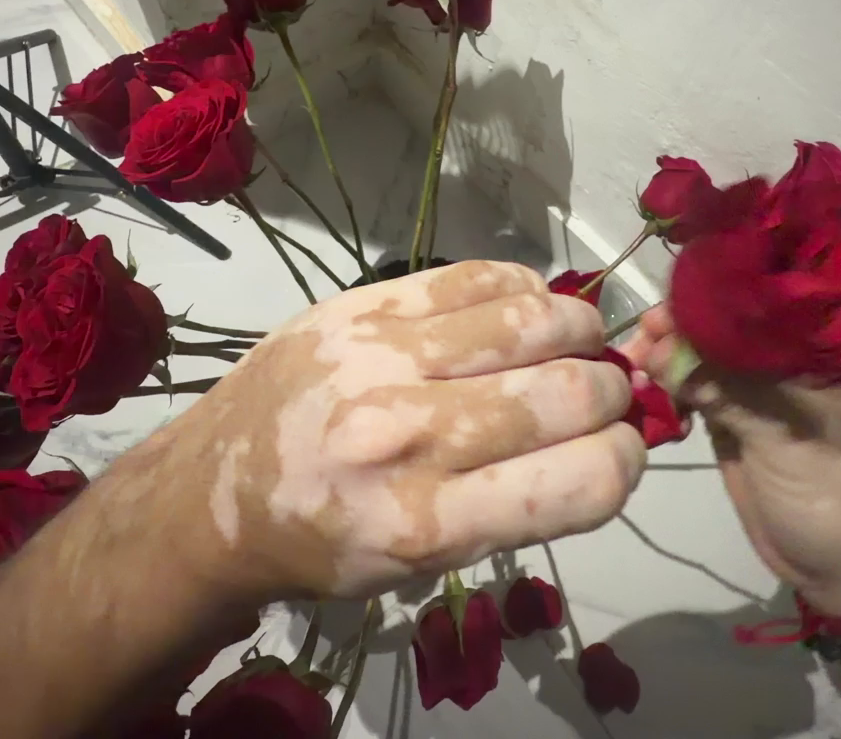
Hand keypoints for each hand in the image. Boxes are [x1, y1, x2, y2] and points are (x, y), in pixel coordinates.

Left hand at [93, 261, 643, 608]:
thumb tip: (606, 437)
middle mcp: (411, 436)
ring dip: (579, 329)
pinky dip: (524, 288)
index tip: (623, 447)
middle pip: (569, 393)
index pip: (583, 480)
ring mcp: (383, 356)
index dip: (627, 459)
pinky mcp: (363, 304)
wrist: (212, 491)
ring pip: (533, 321)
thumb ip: (517, 504)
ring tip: (577, 339)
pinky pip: (477, 276)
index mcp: (430, 523)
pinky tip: (525, 305)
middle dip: (610, 390)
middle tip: (604, 390)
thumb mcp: (421, 564)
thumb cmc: (324, 540)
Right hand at [628, 307, 840, 614]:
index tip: (674, 301)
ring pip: (707, 350)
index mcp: (836, 346)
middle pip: (731, 319)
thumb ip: (732, 393)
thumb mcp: (799, 440)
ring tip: (635, 361)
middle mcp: (798, 354)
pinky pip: (695, 384)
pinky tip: (647, 386)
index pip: (772, 298)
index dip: (721, 294)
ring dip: (668, 351)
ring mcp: (764, 384)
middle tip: (642, 335)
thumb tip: (661, 352)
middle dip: (683, 322)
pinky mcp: (736, 412)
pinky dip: (669, 383)